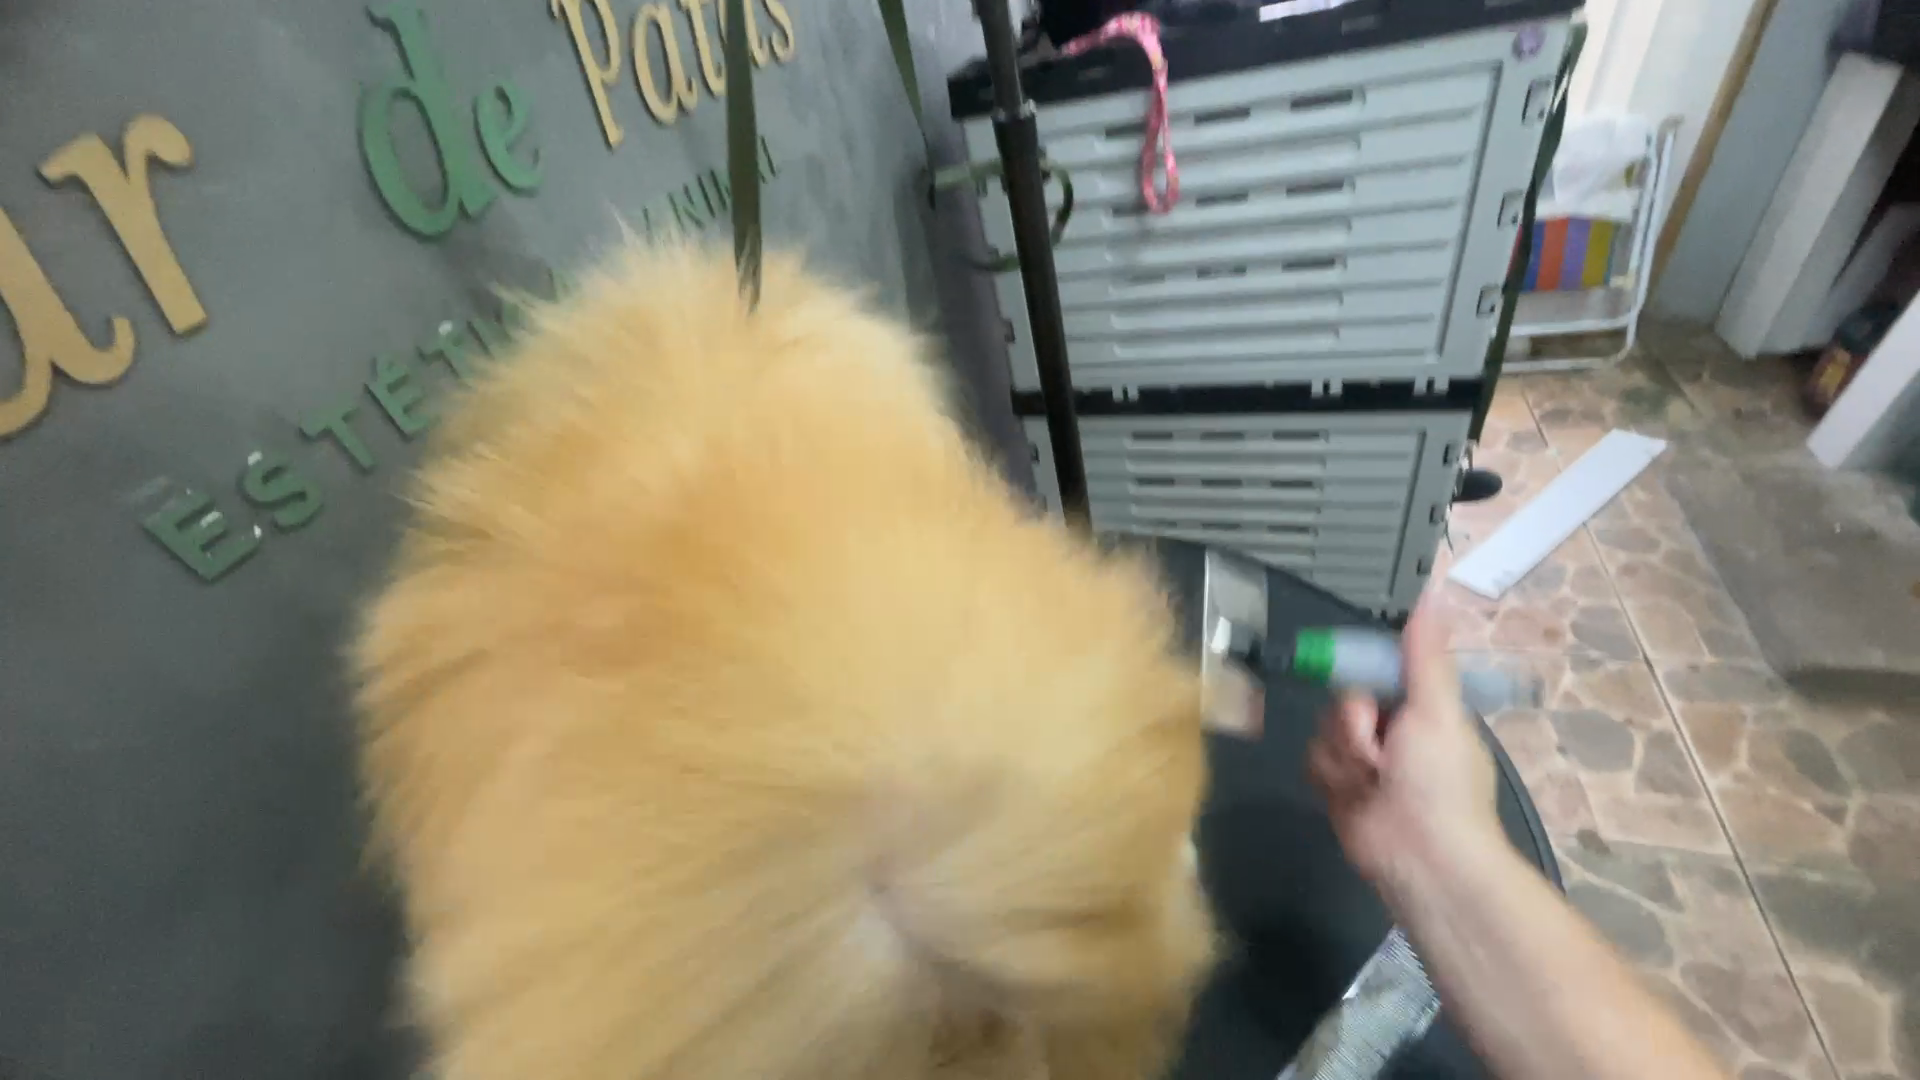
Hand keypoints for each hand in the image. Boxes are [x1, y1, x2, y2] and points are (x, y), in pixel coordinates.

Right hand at [1305, 599, 1509, 903]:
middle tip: (1378, 750)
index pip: (1377, 670)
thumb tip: (1434, 594)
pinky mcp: (1336, 784)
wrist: (1420, 857)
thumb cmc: (1439, 783)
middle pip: (1342, 698)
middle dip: (1353, 724)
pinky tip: (1351, 794)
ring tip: (1369, 781)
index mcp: (1421, 709)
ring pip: (1324, 728)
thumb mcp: (1438, 711)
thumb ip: (1425, 656)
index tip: (1365, 691)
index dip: (1364, 676)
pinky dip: (1329, 775)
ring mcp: (1362, 759)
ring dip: (1342, 754)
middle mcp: (1391, 730)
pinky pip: (1312, 758)